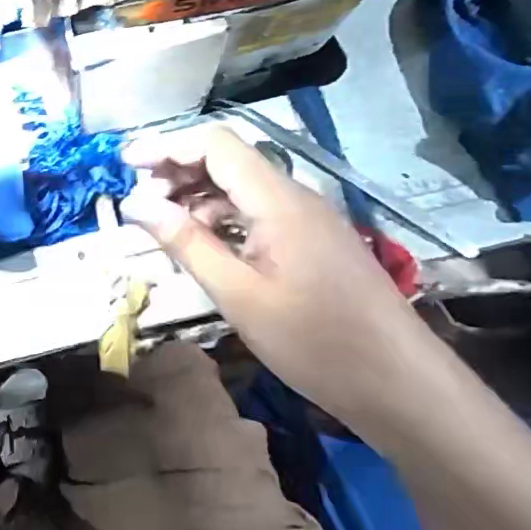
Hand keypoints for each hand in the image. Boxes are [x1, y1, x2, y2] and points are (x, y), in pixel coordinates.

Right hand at [120, 124, 424, 417]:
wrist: (403, 386)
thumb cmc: (318, 342)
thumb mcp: (240, 295)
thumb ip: (186, 243)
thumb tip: (136, 204)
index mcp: (278, 199)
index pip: (215, 143)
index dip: (167, 146)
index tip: (126, 165)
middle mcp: (294, 195)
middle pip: (228, 159)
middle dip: (178, 170)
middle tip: (141, 201)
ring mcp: (308, 217)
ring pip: (242, 185)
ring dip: (199, 195)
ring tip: (165, 225)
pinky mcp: (314, 239)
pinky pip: (259, 210)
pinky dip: (224, 217)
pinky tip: (206, 245)